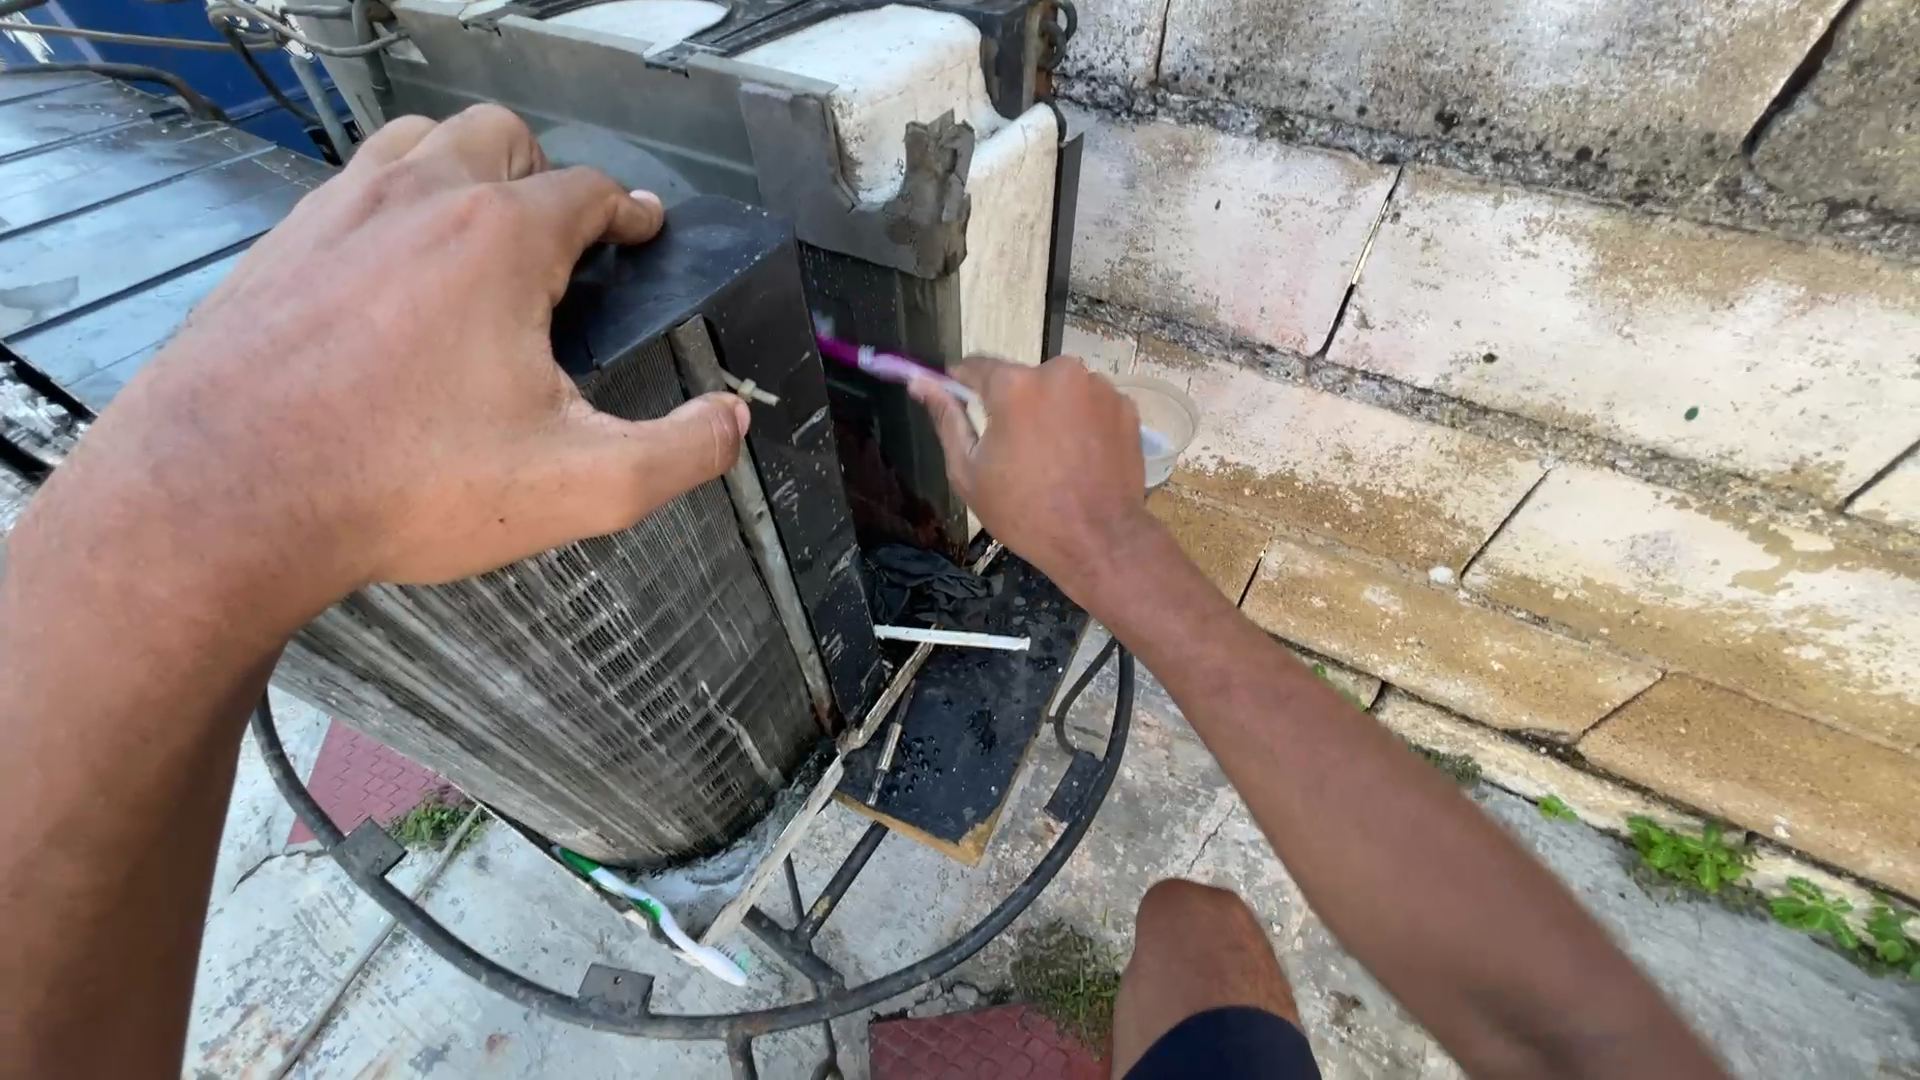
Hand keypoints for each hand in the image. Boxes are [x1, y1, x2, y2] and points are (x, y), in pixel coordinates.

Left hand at [19, 105, 747, 623]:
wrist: (225, 503)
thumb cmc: (415, 486)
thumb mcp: (590, 485)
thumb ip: (685, 450)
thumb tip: (733, 419)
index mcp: (500, 243)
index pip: (588, 191)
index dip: (632, 212)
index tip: (648, 232)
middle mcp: (417, 203)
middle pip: (502, 138)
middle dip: (552, 180)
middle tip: (573, 249)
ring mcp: (336, 216)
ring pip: (420, 144)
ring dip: (474, 177)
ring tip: (496, 249)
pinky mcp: (279, 250)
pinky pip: (356, 188)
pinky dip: (404, 207)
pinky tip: (411, 280)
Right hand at [910, 356, 1154, 591]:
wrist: (1098, 540)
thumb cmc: (1024, 512)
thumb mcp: (969, 472)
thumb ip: (946, 420)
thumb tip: (922, 384)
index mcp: (1015, 385)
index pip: (975, 366)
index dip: (961, 385)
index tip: (959, 404)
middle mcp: (1060, 372)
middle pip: (1022, 380)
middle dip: (1013, 406)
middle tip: (1014, 451)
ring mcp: (1099, 388)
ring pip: (1058, 392)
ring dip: (1049, 413)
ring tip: (1052, 459)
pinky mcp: (1126, 407)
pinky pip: (1090, 406)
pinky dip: (1081, 424)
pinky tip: (1080, 459)